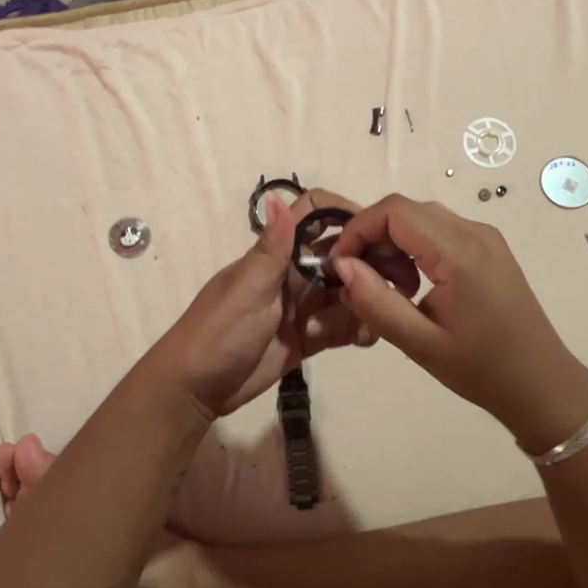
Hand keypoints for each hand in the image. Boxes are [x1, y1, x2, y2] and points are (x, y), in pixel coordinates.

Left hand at [146, 194, 373, 419]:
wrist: (196, 389)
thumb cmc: (218, 332)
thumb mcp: (247, 290)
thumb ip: (271, 249)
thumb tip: (276, 197)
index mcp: (276, 256)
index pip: (313, 218)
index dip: (343, 214)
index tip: (374, 230)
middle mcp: (293, 275)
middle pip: (340, 256)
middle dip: (366, 264)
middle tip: (390, 284)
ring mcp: (302, 307)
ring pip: (346, 292)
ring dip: (363, 301)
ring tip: (372, 319)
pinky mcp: (308, 338)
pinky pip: (341, 326)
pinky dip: (356, 329)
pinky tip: (364, 339)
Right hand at [330, 194, 587, 453]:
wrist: (542, 385)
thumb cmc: (482, 370)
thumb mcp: (420, 344)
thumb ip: (376, 302)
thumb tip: (342, 266)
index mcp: (459, 252)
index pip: (394, 211)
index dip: (358, 230)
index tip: (339, 266)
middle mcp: (474, 231)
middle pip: (406, 210)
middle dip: (373, 238)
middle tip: (361, 281)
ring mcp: (485, 237)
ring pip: (422, 218)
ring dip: (394, 244)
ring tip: (390, 289)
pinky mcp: (489, 248)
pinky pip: (440, 231)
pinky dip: (415, 249)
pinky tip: (414, 286)